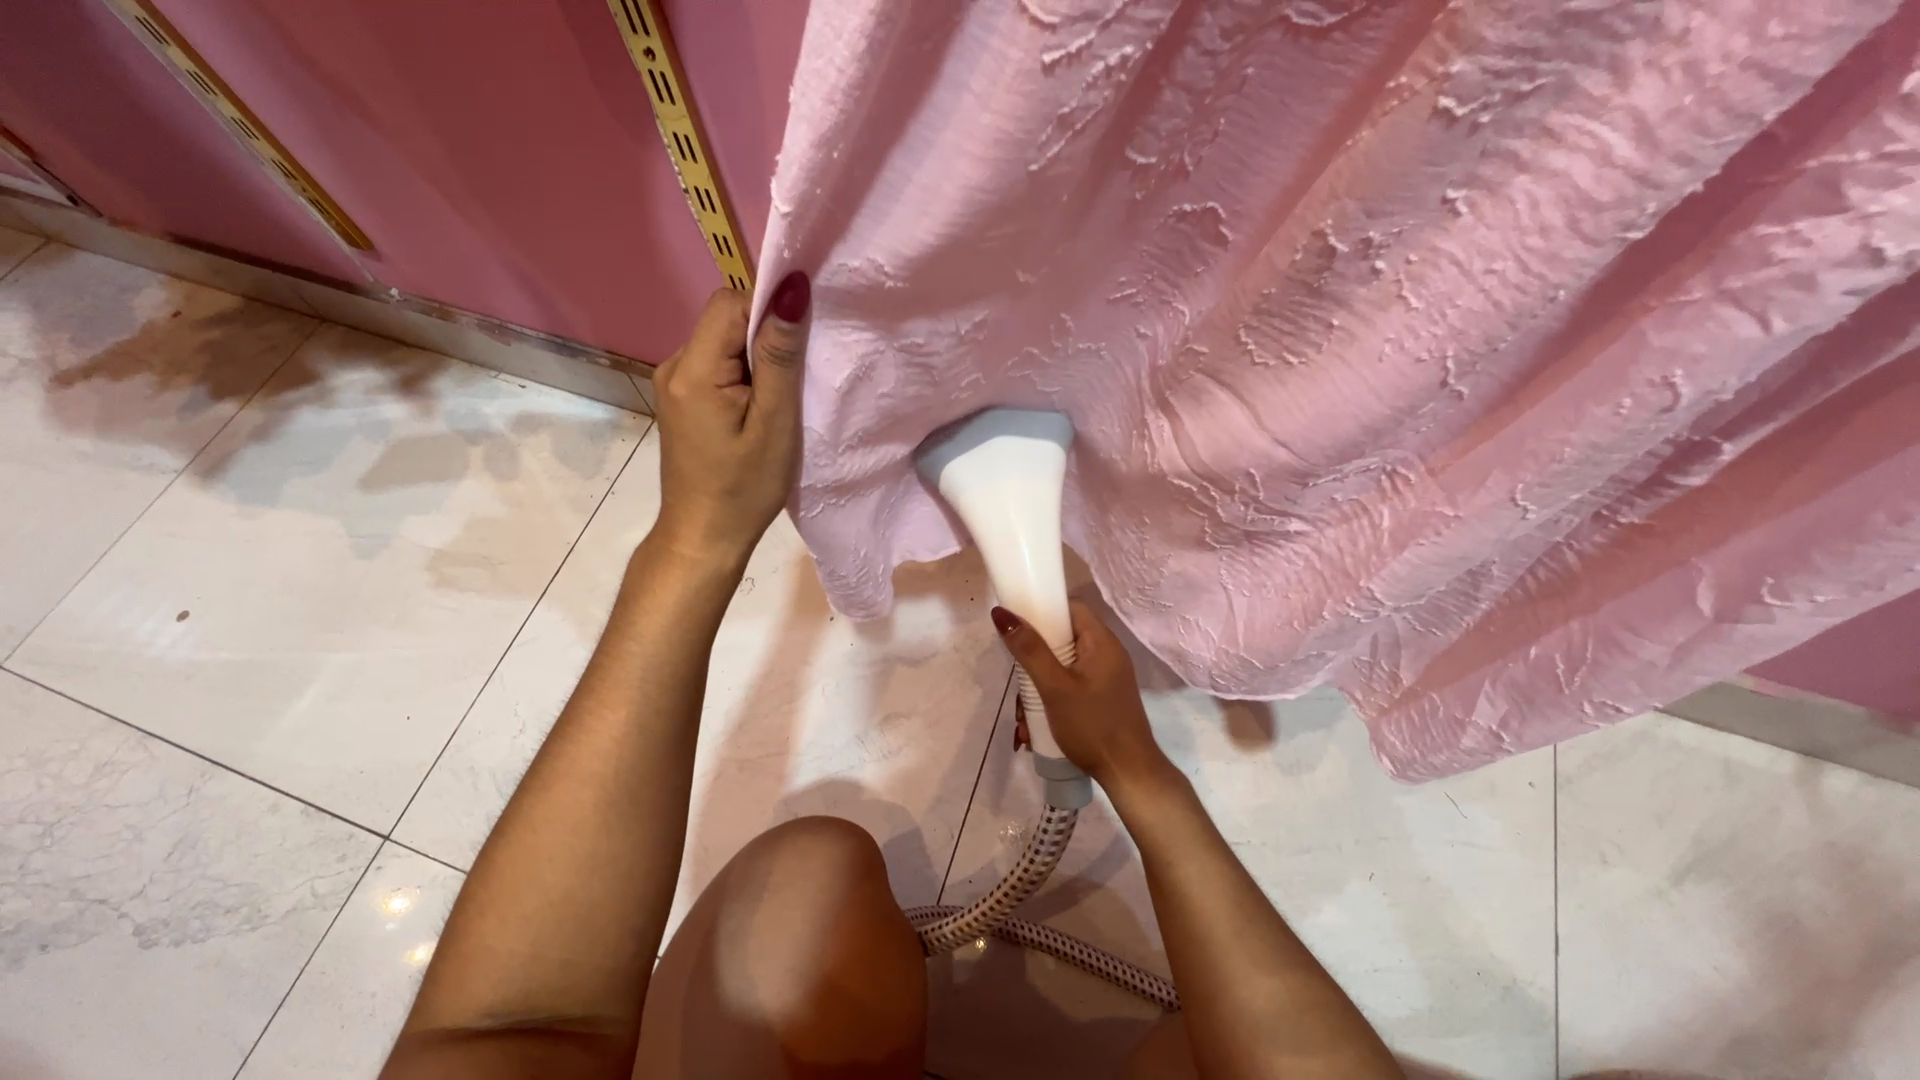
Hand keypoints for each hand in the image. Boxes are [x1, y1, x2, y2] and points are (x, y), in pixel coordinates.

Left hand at [650, 272, 809, 566]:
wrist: (705, 537)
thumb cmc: (745, 488)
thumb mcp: (774, 423)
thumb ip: (781, 356)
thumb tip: (791, 290)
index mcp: (694, 369)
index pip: (730, 302)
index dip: (768, 310)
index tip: (799, 344)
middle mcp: (675, 365)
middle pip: (725, 318)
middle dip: (765, 335)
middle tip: (795, 379)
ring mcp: (675, 382)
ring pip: (723, 341)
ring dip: (756, 357)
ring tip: (780, 398)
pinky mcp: (682, 398)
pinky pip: (718, 364)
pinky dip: (744, 374)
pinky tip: (760, 407)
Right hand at [993, 601, 1173, 792]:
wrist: (1128, 774)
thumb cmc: (1093, 725)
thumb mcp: (1055, 687)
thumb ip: (1029, 649)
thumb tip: (1002, 614)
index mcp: (1101, 641)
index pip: (1070, 607)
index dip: (1042, 610)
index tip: (1016, 626)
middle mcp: (1106, 654)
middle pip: (1061, 639)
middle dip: (1033, 662)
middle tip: (1018, 684)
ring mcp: (1104, 678)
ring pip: (1060, 668)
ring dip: (1037, 689)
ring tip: (1023, 718)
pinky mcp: (1101, 698)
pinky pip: (1068, 688)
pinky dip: (1050, 702)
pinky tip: (1034, 729)